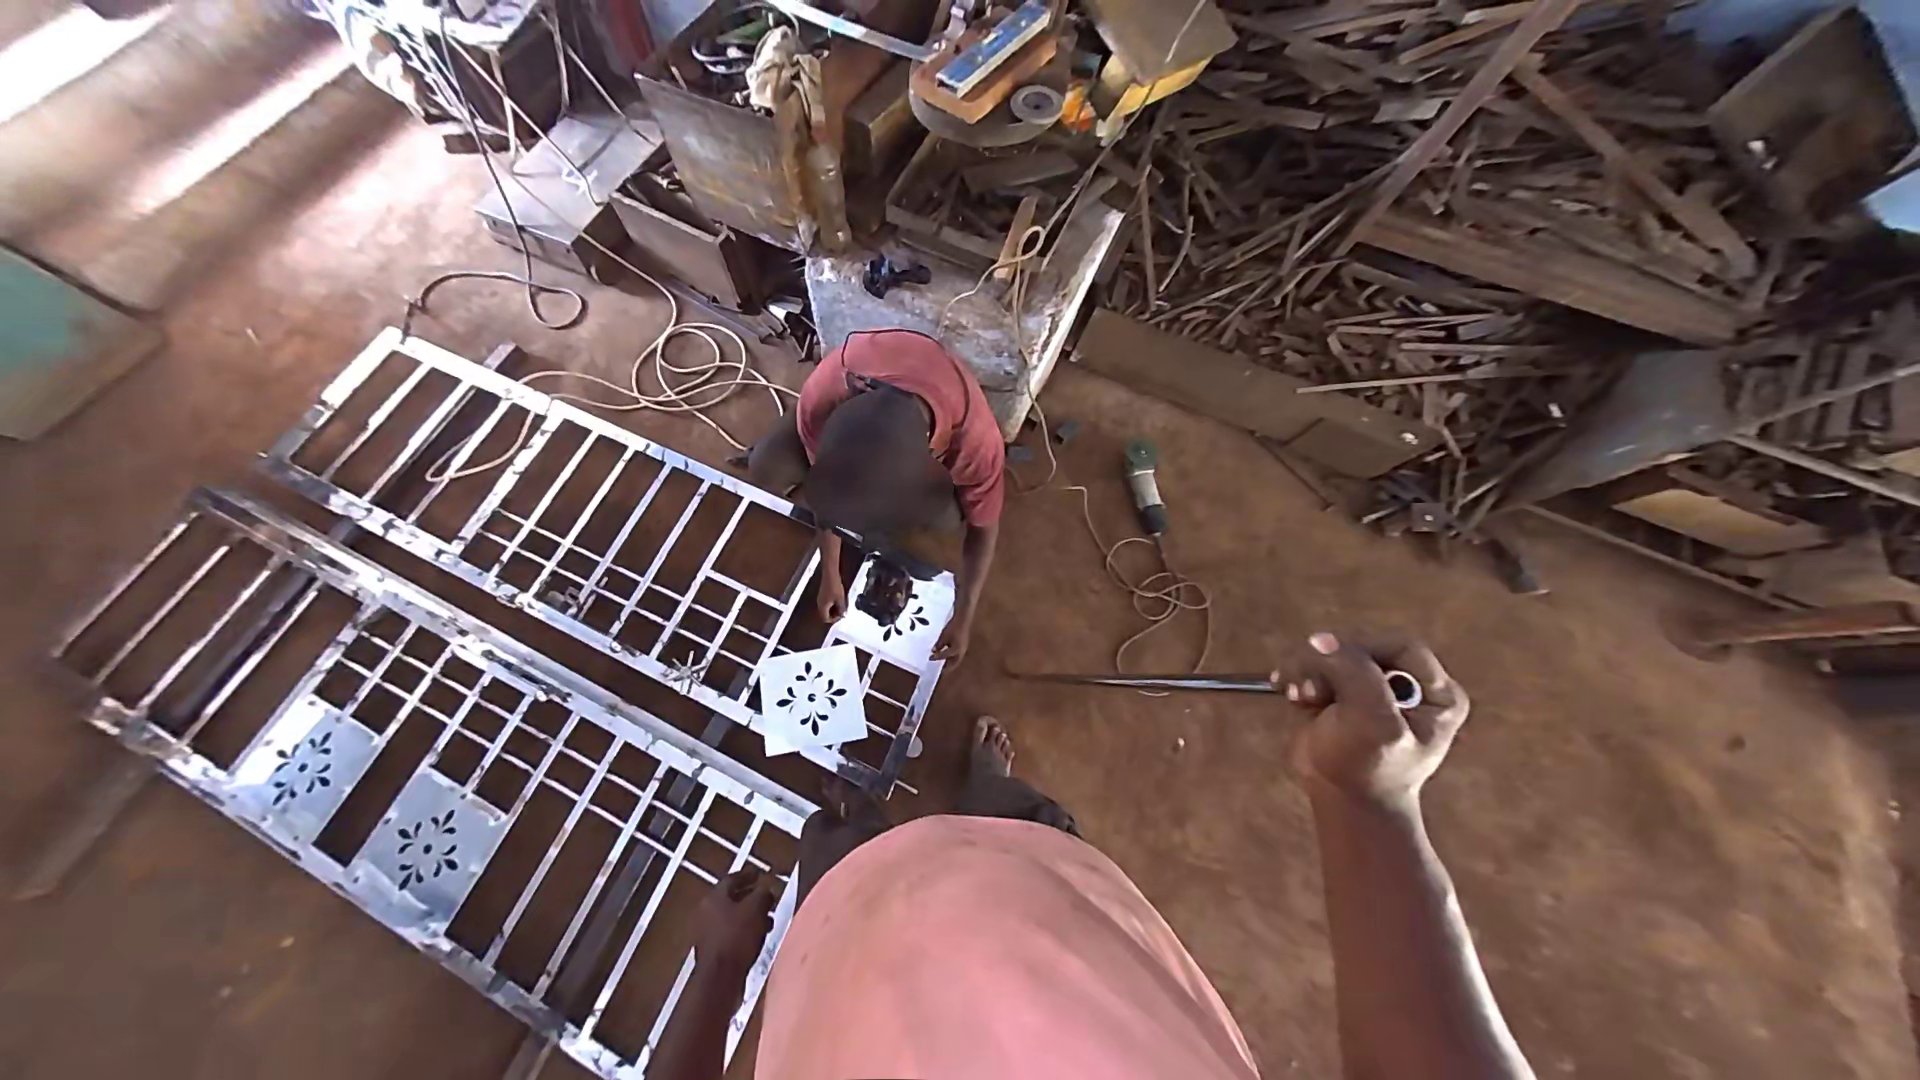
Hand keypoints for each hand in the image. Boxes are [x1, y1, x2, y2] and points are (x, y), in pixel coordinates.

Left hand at [691, 869, 778, 980]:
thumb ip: (763, 893)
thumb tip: (766, 891)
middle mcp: (705, 913)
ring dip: (749, 917)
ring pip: (731, 918)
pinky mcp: (711, 952)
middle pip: (731, 899)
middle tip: (767, 898)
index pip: (733, 878)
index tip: (760, 875)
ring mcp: (706, 934)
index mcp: (713, 897)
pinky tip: (757, 938)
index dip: (749, 875)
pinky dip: (744, 932)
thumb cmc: (737, 937)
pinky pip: (730, 935)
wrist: (720, 979)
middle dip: (751, 898)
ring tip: (767, 920)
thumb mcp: (757, 907)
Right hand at [816, 575, 845, 623]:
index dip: (834, 620)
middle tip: (842, 612)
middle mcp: (819, 604)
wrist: (830, 574)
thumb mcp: (840, 599)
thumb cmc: (835, 587)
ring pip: (826, 609)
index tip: (841, 616)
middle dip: (834, 615)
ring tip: (841, 606)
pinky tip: (838, 600)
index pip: (825, 619)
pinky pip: (826, 603)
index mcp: (822, 607)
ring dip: (833, 609)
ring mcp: (820, 599)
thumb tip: (843, 616)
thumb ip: (841, 609)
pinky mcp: (822, 594)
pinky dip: (832, 604)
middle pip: (825, 614)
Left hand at [931, 612, 971, 663]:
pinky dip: (952, 658)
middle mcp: (960, 653)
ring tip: (943, 665)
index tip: (930, 659)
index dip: (936, 658)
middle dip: (946, 668)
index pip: (944, 657)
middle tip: (939, 671)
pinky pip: (957, 655)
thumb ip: (939, 645)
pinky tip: (948, 656)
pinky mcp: (964, 646)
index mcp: (955, 651)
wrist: (963, 619)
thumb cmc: (953, 627)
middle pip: (953, 664)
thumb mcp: (944, 636)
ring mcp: (963, 649)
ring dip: (950, 663)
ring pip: (956, 660)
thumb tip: (933, 651)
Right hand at [1285, 632, 1468, 805]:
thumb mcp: (1373, 720)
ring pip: (1332, 658)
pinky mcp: (1337, 697)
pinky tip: (1292, 696)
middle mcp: (1404, 686)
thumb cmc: (1369, 767)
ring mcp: (1368, 691)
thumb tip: (1322, 639)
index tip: (1332, 661)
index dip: (1365, 649)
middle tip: (1310, 688)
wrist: (1344, 802)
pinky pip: (1315, 672)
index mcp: (1434, 693)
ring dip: (1309, 672)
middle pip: (1360, 650)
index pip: (1400, 647)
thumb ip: (1355, 673)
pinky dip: (1299, 679)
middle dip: (1330, 665)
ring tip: (1299, 696)